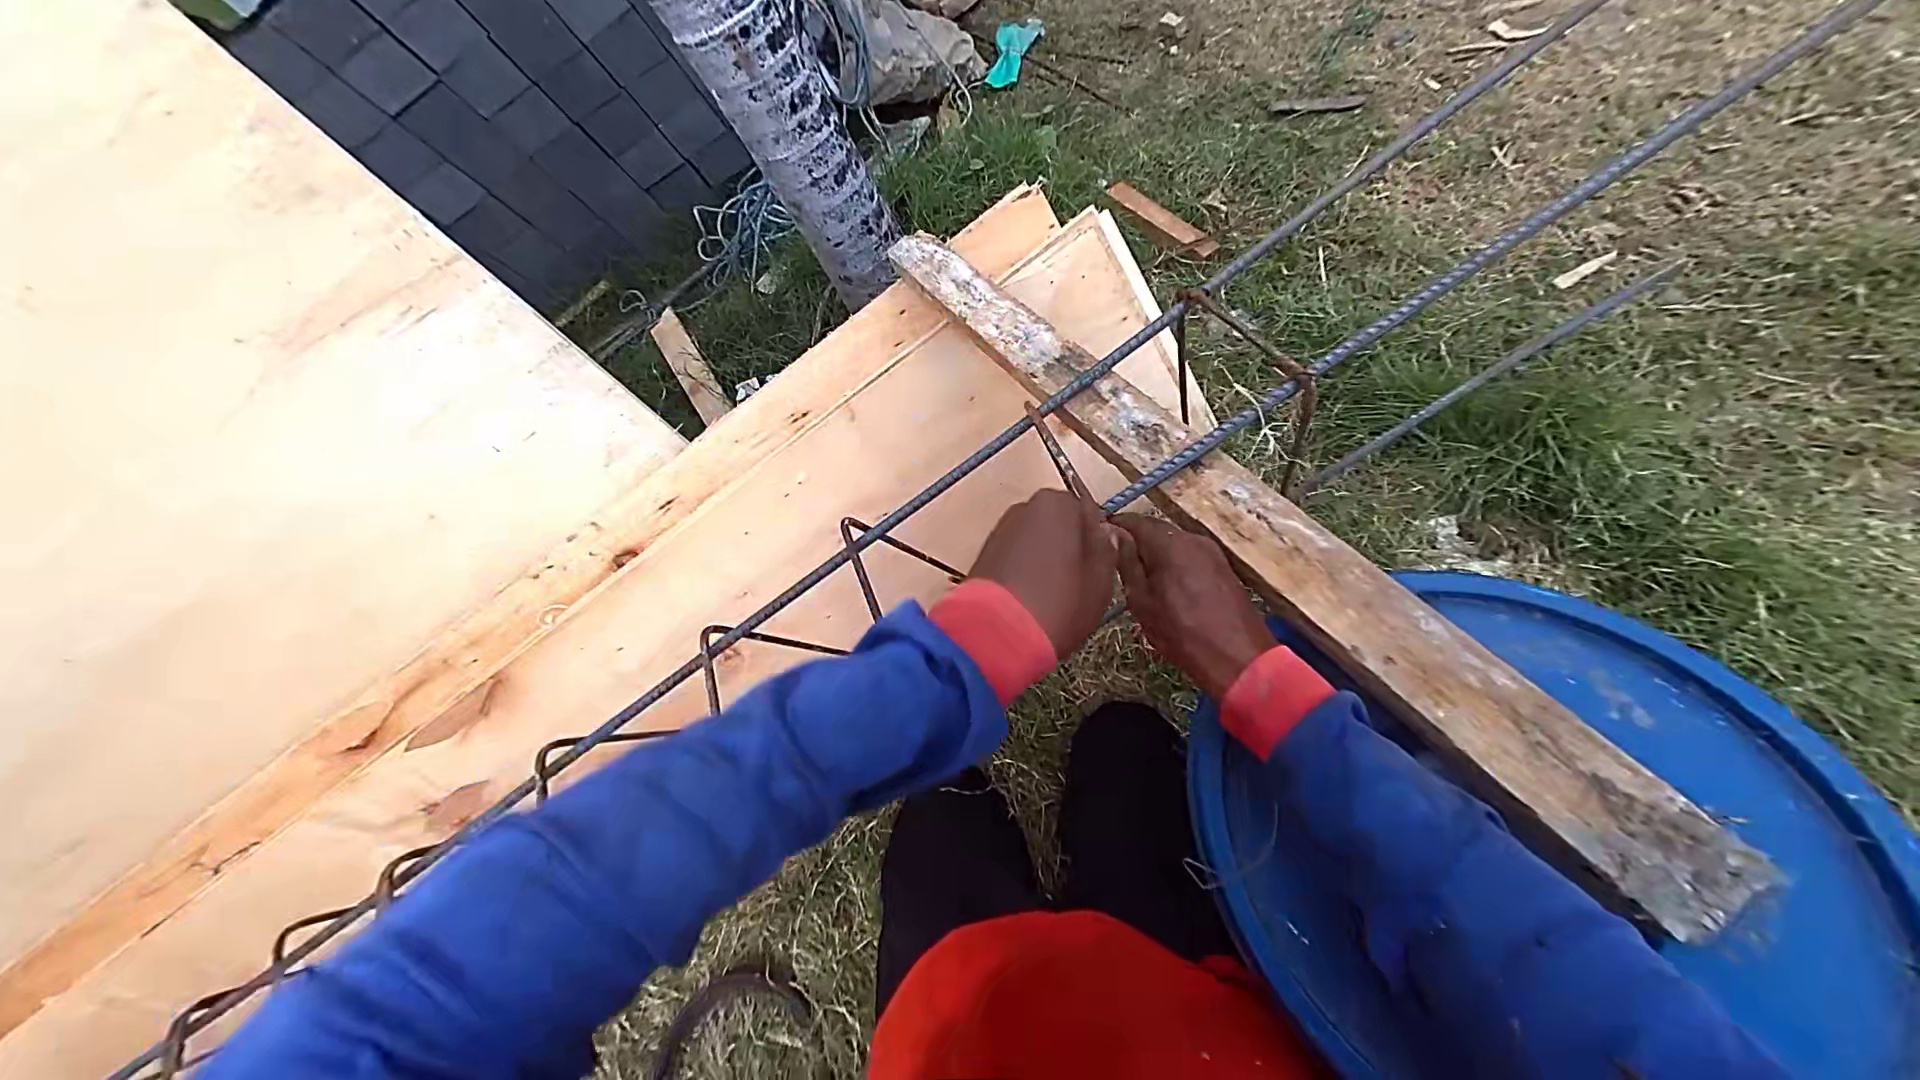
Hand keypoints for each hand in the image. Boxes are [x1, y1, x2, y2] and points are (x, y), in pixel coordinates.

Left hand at [969, 490, 1118, 657]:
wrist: (995, 634)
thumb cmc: (1059, 604)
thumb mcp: (1100, 582)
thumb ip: (1106, 550)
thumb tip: (1105, 534)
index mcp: (1058, 504)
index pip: (1088, 515)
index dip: (1095, 543)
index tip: (1096, 569)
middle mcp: (1024, 507)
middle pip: (1057, 526)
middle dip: (1066, 548)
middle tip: (1075, 585)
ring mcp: (999, 530)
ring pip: (1034, 542)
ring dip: (1043, 560)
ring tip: (1049, 595)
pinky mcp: (982, 554)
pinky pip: (1014, 557)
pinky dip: (1022, 571)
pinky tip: (1028, 598)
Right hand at [1113, 514, 1277, 699]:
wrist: (1238, 656)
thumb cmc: (1181, 632)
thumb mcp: (1141, 600)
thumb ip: (1126, 562)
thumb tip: (1114, 535)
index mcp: (1170, 543)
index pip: (1135, 521)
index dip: (1116, 526)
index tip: (1100, 536)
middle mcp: (1193, 538)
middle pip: (1157, 530)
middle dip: (1136, 541)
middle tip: (1117, 562)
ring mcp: (1212, 551)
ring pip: (1174, 543)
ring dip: (1155, 553)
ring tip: (1140, 577)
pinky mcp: (1224, 566)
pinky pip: (1190, 555)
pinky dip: (1174, 563)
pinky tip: (1166, 585)